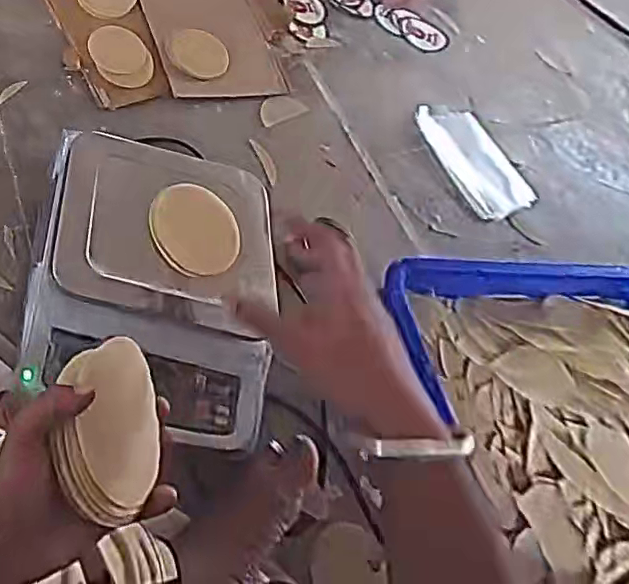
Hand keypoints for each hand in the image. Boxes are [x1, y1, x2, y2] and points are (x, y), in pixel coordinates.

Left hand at [0, 386, 175, 582]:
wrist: (2, 541)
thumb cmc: (6, 485)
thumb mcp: (23, 432)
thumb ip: (49, 405)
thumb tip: (85, 390)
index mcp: (67, 433)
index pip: (99, 408)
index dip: (121, 396)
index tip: (140, 386)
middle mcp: (85, 458)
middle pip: (125, 437)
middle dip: (148, 424)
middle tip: (161, 413)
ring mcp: (96, 488)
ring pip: (137, 470)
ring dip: (157, 459)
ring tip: (167, 447)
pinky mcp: (103, 518)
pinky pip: (136, 508)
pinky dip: (154, 503)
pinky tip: (165, 494)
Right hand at [235, 217, 447, 438]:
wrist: (394, 409)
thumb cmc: (349, 371)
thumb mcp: (293, 343)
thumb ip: (261, 318)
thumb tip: (234, 301)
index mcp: (340, 282)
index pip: (323, 238)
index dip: (302, 225)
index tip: (284, 219)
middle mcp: (359, 288)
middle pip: (338, 252)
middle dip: (311, 244)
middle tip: (290, 244)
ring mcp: (371, 308)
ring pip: (345, 273)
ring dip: (321, 267)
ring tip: (299, 274)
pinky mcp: (377, 327)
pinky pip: (352, 294)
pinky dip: (331, 290)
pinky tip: (318, 311)